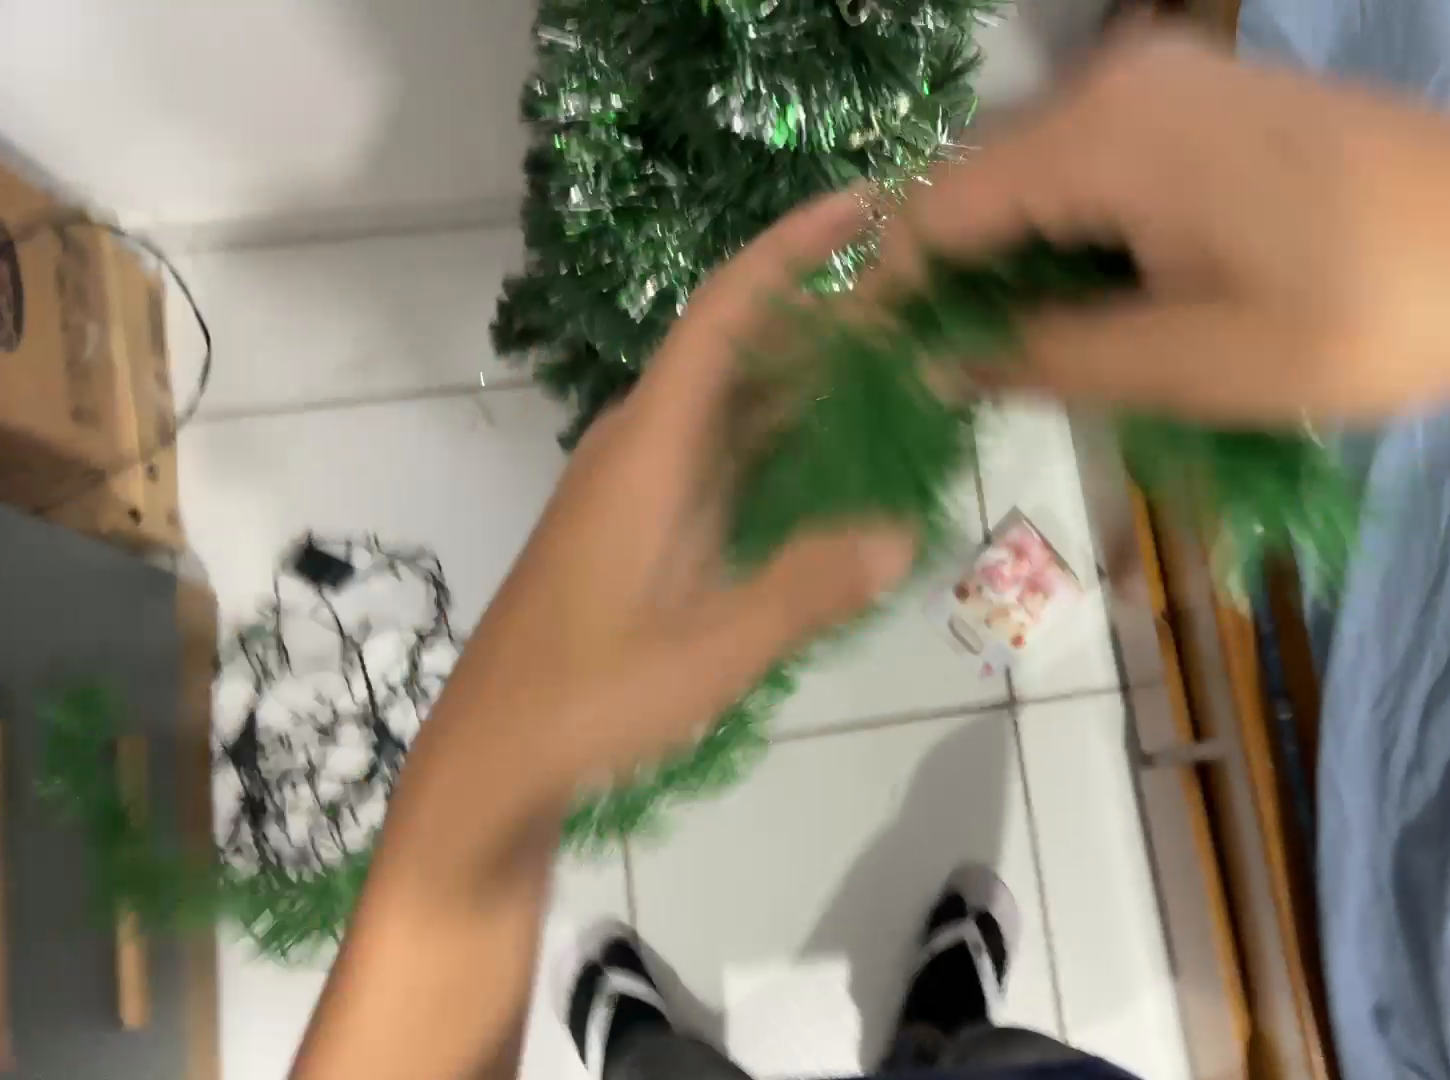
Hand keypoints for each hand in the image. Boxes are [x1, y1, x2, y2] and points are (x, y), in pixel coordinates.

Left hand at [415, 190, 915, 822]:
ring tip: (906, 370)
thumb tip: (900, 533)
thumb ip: (805, 590)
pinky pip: (743, 457)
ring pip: (747, 406)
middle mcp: (652, 446)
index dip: (794, 252)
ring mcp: (655, 484)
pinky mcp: (662, 520)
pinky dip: (800, 444)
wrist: (502, 755)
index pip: (727, 316)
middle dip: (832, 318)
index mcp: (652, 449)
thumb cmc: (591, 698)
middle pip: (747, 351)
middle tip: (924, 307)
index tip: (869, 211)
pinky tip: (852, 460)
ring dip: (820, 383)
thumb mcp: (709, 653)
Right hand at [879, 35, 1449, 421]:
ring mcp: (1170, 87)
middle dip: (952, 285)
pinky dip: (1069, 246)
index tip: (874, 366)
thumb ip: (1051, 358)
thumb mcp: (1192, 364)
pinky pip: (1095, 176)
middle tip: (952, 379)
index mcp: (1107, 134)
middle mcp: (1124, 83)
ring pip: (1037, 185)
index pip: (940, 209)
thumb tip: (944, 364)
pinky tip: (1088, 306)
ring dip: (1013, 272)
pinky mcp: (1208, 112)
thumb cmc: (1368, 323)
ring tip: (1018, 358)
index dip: (892, 290)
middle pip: (983, 189)